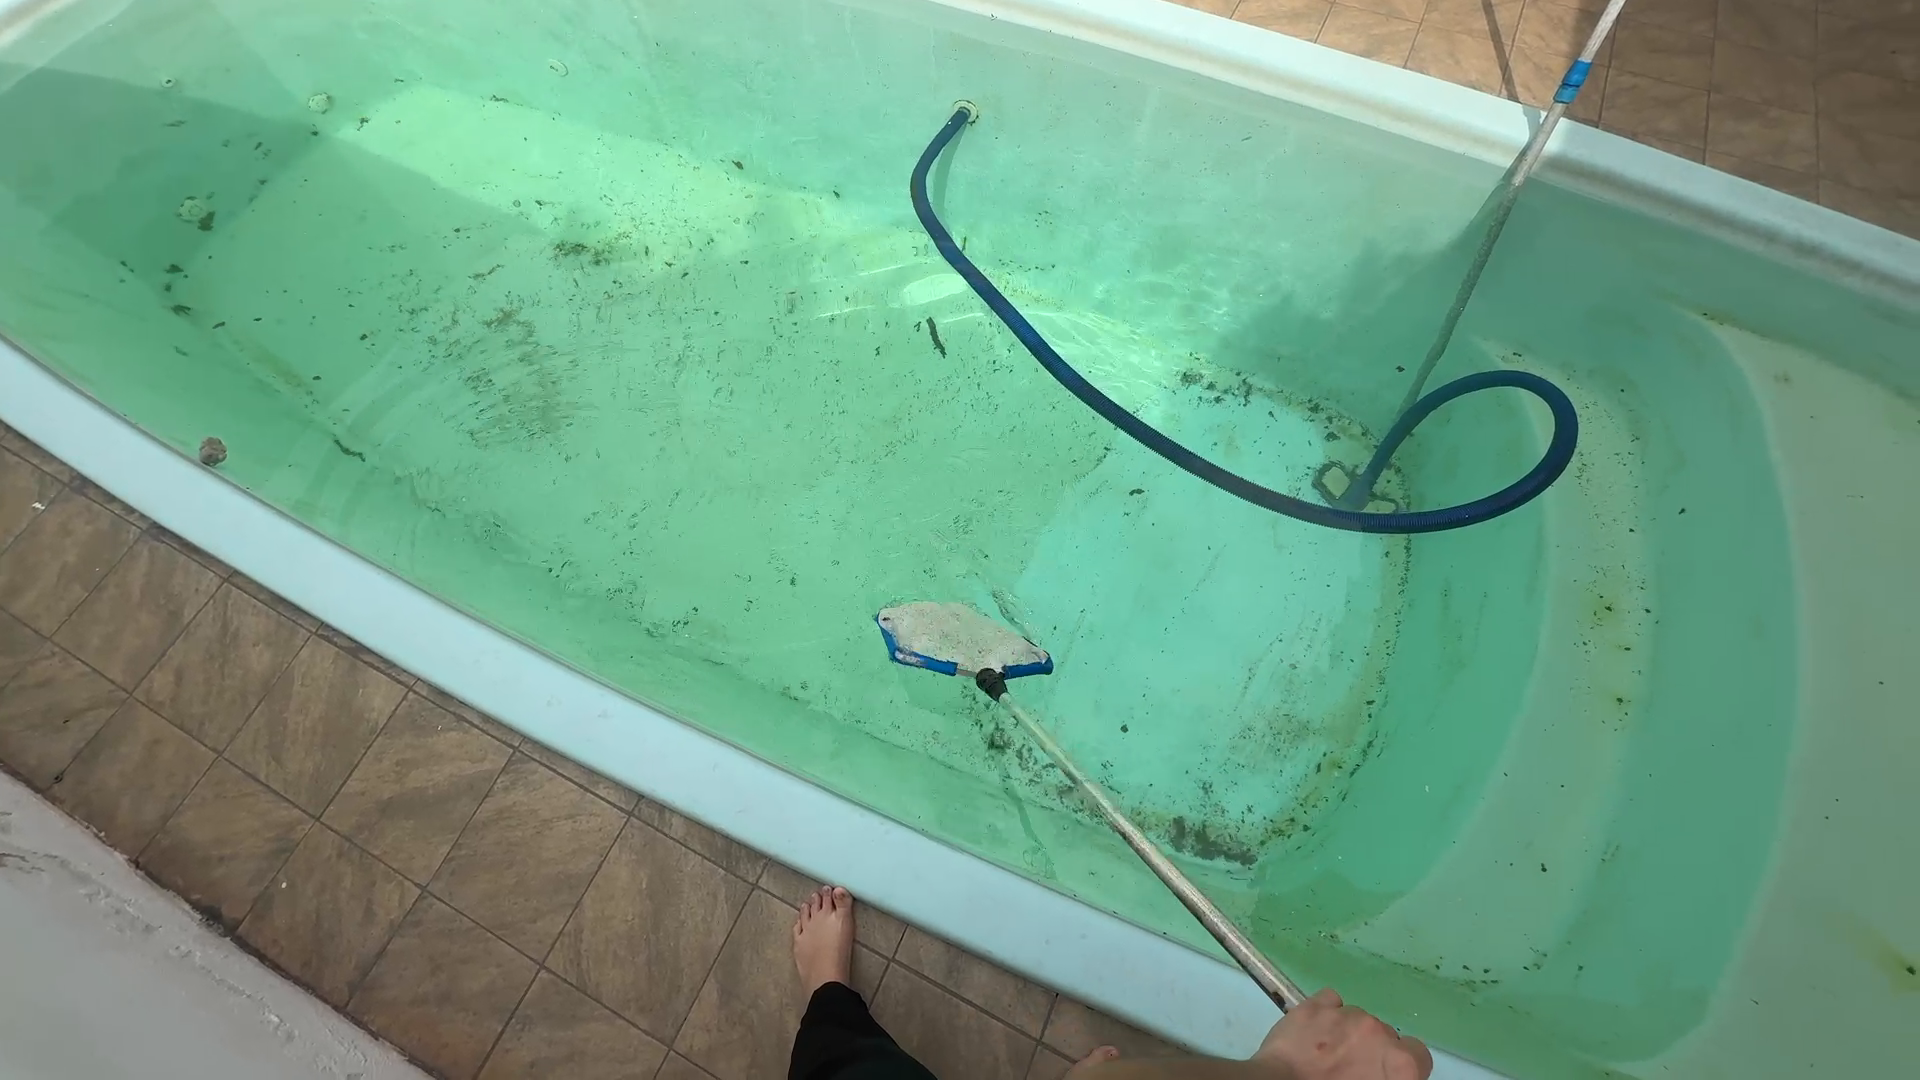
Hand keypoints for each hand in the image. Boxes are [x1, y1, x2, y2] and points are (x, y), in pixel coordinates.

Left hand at [1254, 988, 1432, 1079]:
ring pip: (1357, 1017)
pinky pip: (1330, 1000)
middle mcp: (1377, 1031)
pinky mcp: (1313, 1005)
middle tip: (1355, 1068)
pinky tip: (1318, 1030)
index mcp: (1401, 1063)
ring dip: (1350, 1031)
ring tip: (1332, 1052)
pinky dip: (1327, 1012)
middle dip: (1373, 1048)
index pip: (1418, 1054)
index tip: (1387, 1075)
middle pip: (1385, 1034)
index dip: (1404, 1066)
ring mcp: (1344, 1014)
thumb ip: (1394, 1077)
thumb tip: (1388, 1071)